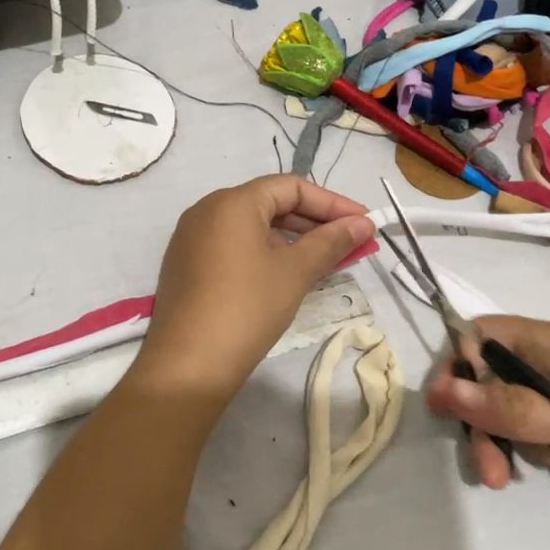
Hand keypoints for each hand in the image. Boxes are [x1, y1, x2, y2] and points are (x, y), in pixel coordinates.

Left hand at [134, 175, 375, 397]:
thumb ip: (331, 242)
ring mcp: (191, 238)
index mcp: (231, 202)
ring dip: (289, 239)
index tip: (364, 223)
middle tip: (350, 244)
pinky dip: (262, 253)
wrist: (189, 362)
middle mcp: (206, 210)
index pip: (290, 186)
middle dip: (312, 221)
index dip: (331, 202)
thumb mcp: (295, 272)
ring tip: (324, 262)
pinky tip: (285, 276)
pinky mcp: (185, 265)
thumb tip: (362, 223)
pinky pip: (231, 246)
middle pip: (268, 203)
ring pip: (250, 226)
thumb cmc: (247, 307)